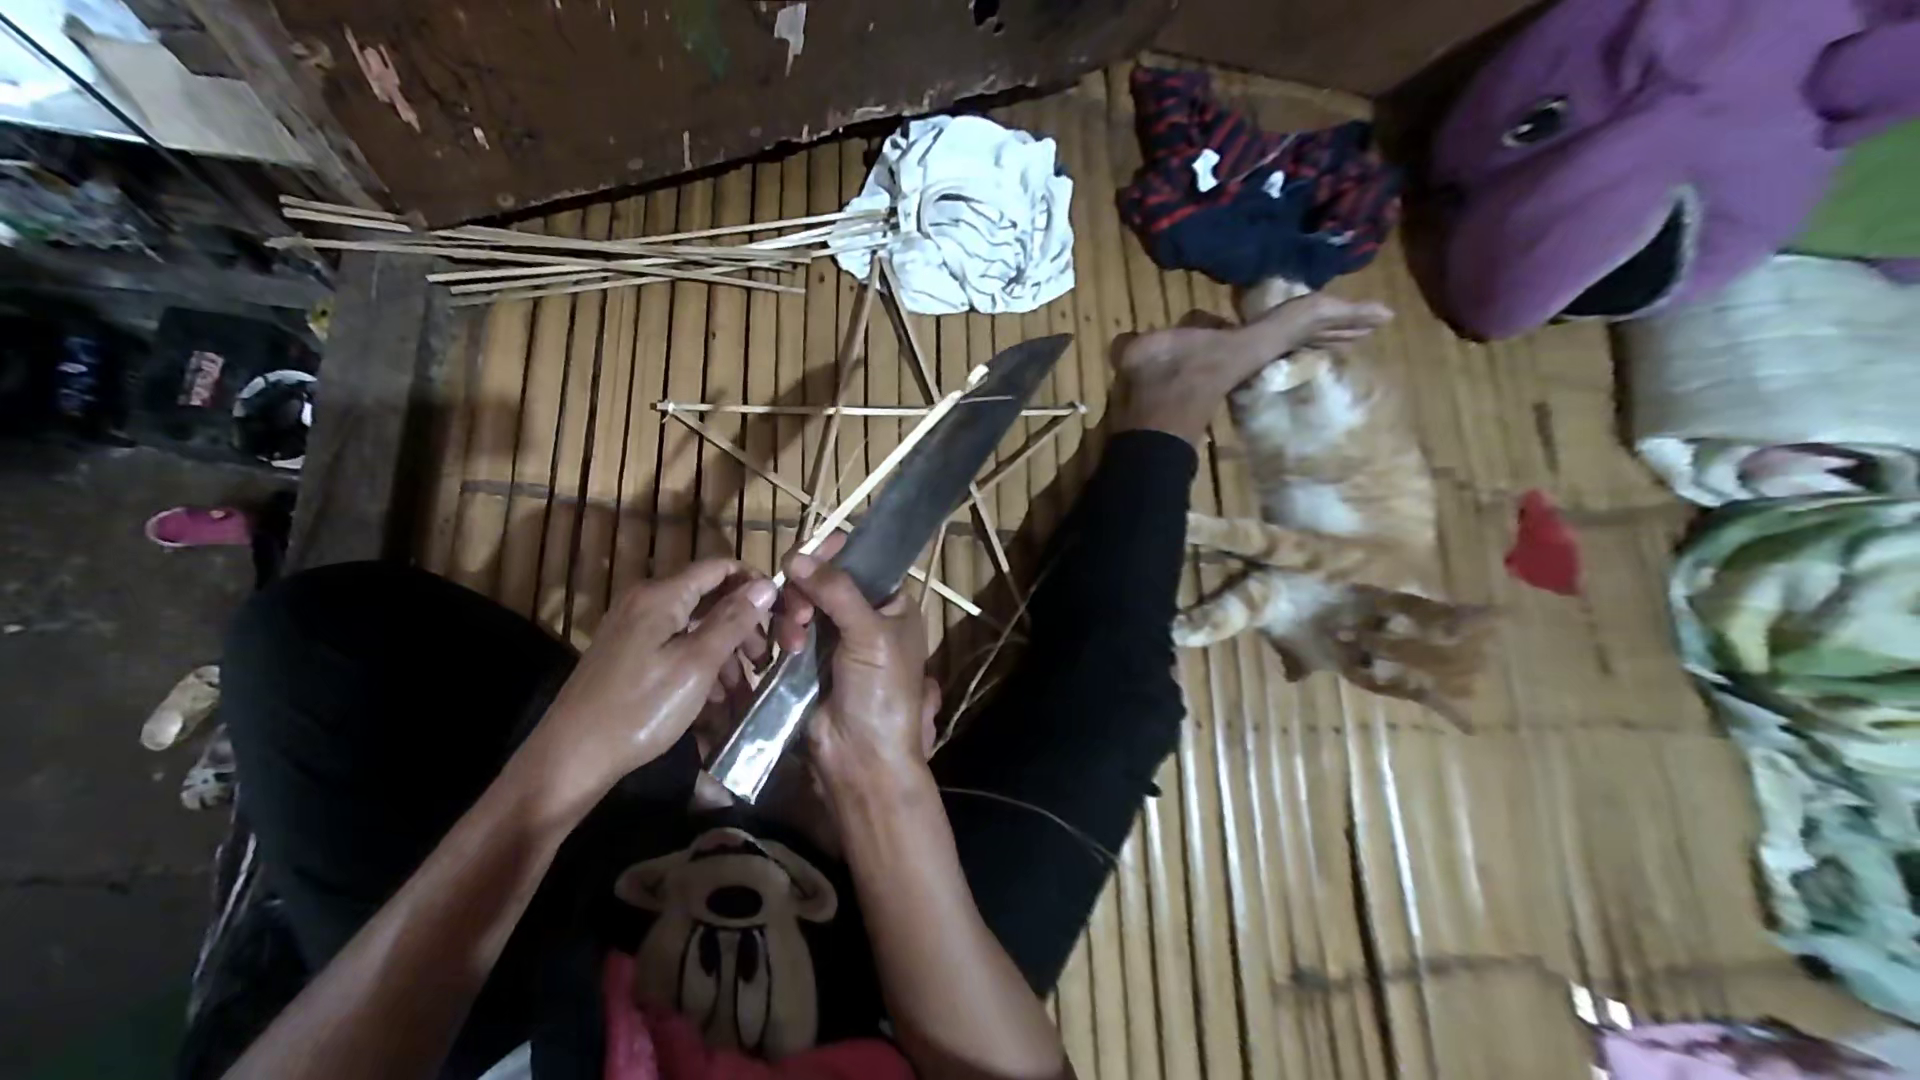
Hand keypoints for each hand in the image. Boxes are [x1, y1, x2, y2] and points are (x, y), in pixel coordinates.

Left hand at [522, 560, 776, 803]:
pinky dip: (703, 660)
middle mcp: (646, 601)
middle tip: (768, 658)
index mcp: (662, 595)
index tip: (784, 614)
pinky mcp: (629, 652)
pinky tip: (718, 694)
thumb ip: (733, 620)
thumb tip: (766, 585)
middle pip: (710, 596)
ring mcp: (635, 627)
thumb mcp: (697, 664)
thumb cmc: (640, 708)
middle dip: (745, 622)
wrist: (571, 757)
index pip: (721, 567)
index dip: (756, 583)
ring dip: (727, 647)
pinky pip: (677, 643)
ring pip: (696, 623)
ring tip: (746, 683)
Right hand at [772, 534, 939, 791]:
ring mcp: (834, 636)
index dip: (837, 552)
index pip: (863, 562)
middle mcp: (864, 615)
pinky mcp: (807, 657)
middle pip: (825, 578)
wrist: (862, 756)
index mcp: (892, 605)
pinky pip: (788, 627)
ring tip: (794, 642)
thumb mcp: (870, 635)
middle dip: (807, 589)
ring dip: (793, 614)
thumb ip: (837, 591)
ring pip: (802, 601)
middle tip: (801, 612)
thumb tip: (799, 556)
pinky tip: (785, 651)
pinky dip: (784, 632)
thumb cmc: (881, 692)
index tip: (811, 550)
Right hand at [1243, 291, 1393, 352]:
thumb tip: (1391, 316)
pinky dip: (1313, 337)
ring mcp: (1304, 340)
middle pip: (1343, 336)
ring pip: (1326, 338)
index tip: (1382, 320)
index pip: (1356, 328)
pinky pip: (1306, 339)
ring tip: (1343, 334)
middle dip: (1354, 332)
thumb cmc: (1300, 320)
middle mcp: (1322, 338)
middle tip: (1366, 328)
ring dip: (1335, 336)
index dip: (1369, 323)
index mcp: (1335, 330)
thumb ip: (1359, 312)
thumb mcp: (1333, 310)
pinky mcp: (1287, 339)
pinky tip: (1310, 338)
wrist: (1265, 335)